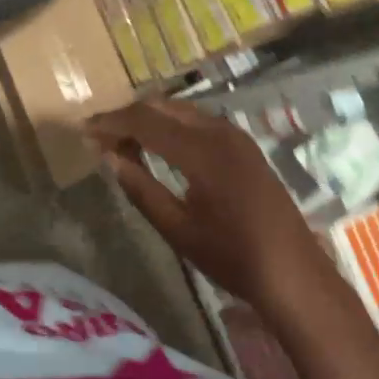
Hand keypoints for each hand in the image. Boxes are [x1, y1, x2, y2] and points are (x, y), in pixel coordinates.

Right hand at [88, 100, 333, 311]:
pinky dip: (172, 125)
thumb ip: (140, 188)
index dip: (111, 123)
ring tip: (124, 141)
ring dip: (150, 118)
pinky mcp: (243, 144)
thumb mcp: (177, 229)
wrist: (293, 272)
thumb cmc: (232, 256)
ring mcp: (235, 134)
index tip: (84, 130)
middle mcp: (218, 130)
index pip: (144, 121)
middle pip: (162, 106)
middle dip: (128, 116)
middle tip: (100, 135)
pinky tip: (159, 145)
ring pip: (181, 109)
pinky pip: (198, 120)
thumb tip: (108, 157)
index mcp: (200, 149)